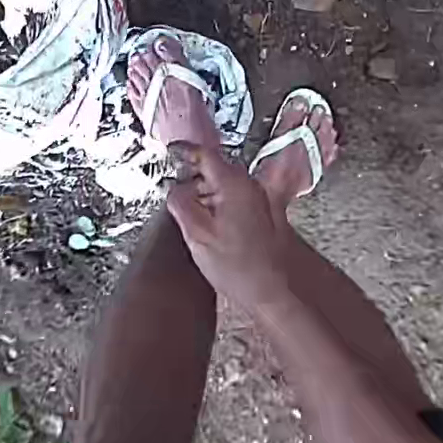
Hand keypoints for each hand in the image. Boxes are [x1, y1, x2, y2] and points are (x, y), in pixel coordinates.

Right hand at [164, 143, 295, 309]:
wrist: (273, 291)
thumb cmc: (237, 267)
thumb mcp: (198, 235)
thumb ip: (181, 204)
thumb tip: (172, 187)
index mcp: (234, 183)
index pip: (205, 154)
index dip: (184, 151)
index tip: (169, 152)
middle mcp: (251, 184)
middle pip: (216, 168)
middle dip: (193, 177)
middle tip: (174, 190)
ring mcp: (261, 198)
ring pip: (226, 184)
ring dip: (206, 192)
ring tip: (189, 213)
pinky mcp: (265, 213)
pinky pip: (237, 197)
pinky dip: (220, 203)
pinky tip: (210, 224)